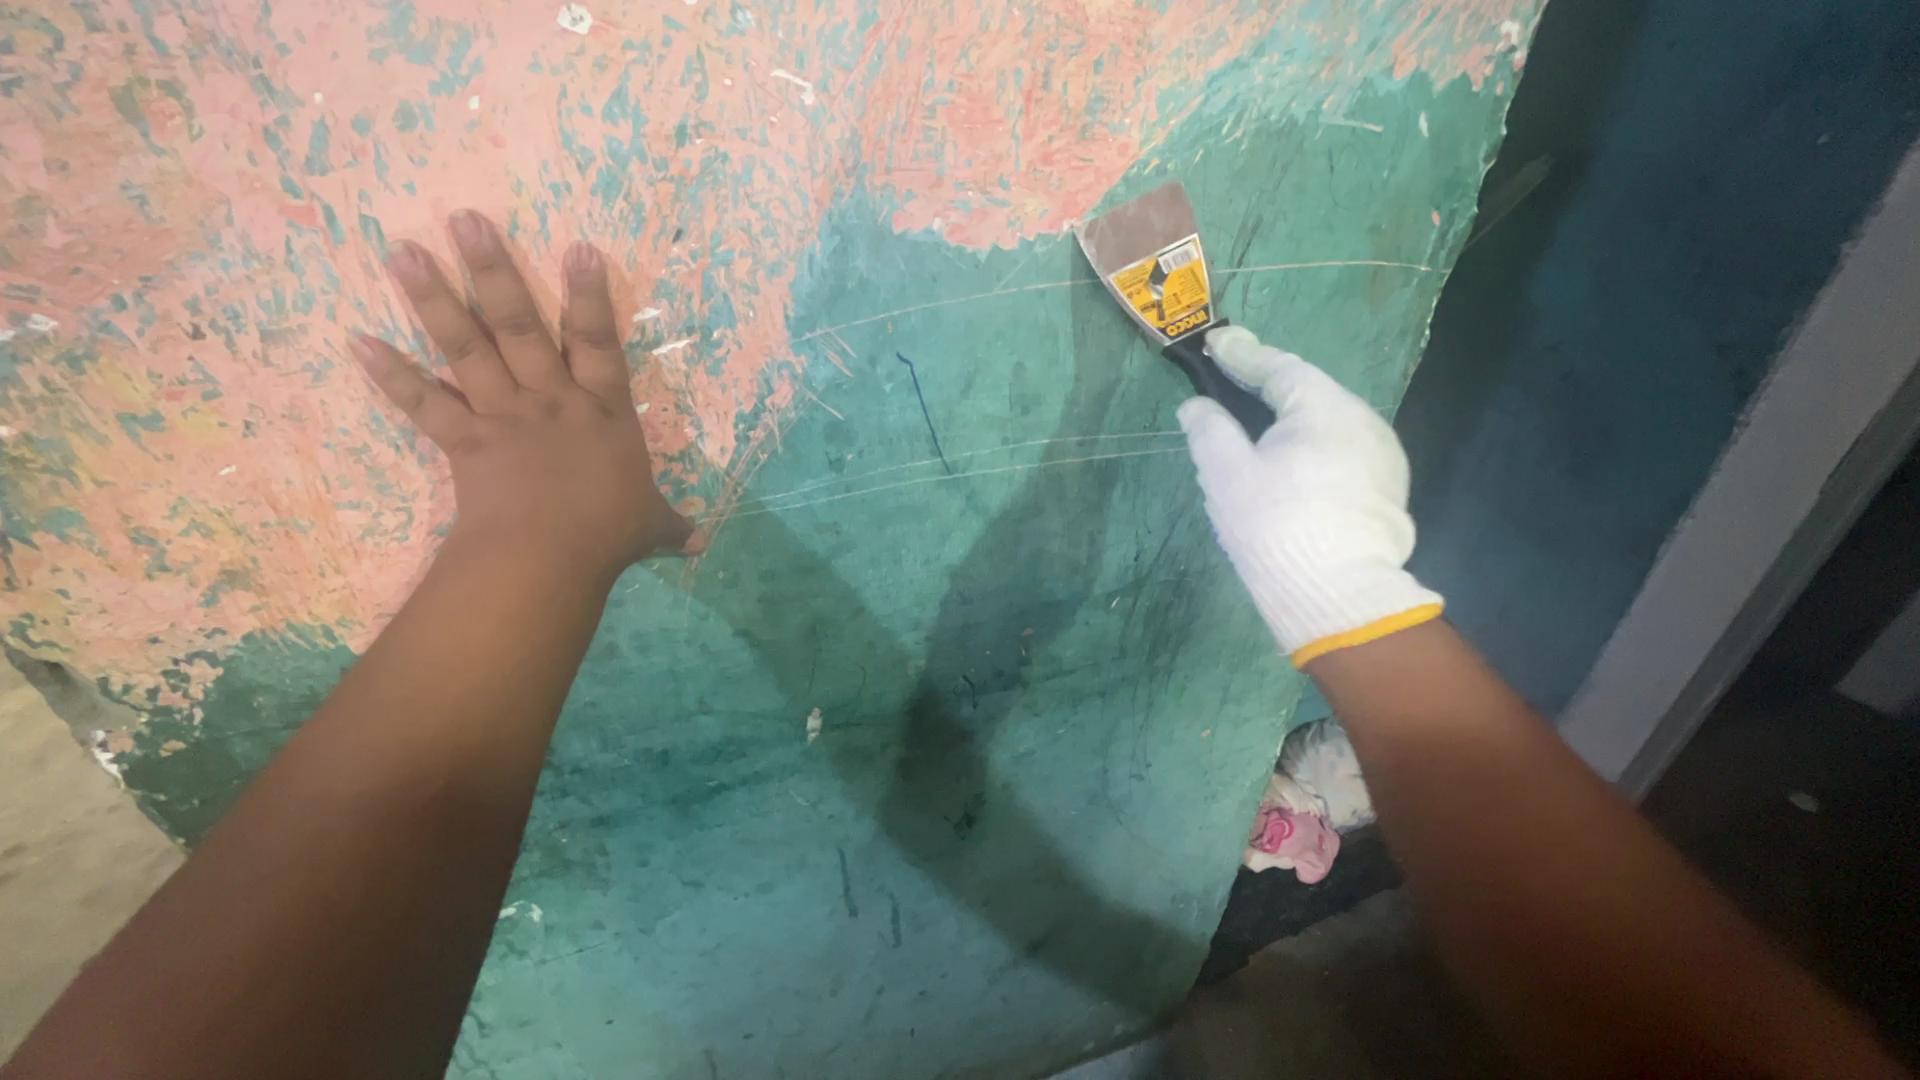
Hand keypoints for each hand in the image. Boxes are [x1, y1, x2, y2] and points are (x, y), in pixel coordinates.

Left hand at [352, 210, 698, 583]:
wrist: (548, 555)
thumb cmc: (608, 532)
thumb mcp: (652, 525)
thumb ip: (672, 525)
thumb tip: (701, 545)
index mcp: (603, 411)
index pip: (598, 342)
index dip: (590, 296)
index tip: (578, 247)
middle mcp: (552, 400)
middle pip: (520, 325)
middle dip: (494, 270)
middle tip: (465, 219)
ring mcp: (504, 416)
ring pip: (467, 348)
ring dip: (434, 299)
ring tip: (401, 250)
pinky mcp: (465, 442)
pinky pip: (425, 404)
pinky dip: (392, 375)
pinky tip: (357, 341)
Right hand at [1178, 325, 1442, 665]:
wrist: (1335, 595)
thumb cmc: (1275, 525)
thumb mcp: (1226, 474)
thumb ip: (1209, 431)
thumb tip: (1197, 406)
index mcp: (1326, 409)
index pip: (1280, 368)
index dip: (1244, 354)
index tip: (1216, 342)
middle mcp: (1365, 424)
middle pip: (1309, 394)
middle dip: (1269, 385)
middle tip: (1233, 379)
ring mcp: (1382, 460)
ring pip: (1327, 426)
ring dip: (1291, 421)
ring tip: (1258, 426)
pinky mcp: (1385, 493)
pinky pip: (1339, 454)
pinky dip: (1310, 449)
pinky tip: (1290, 466)